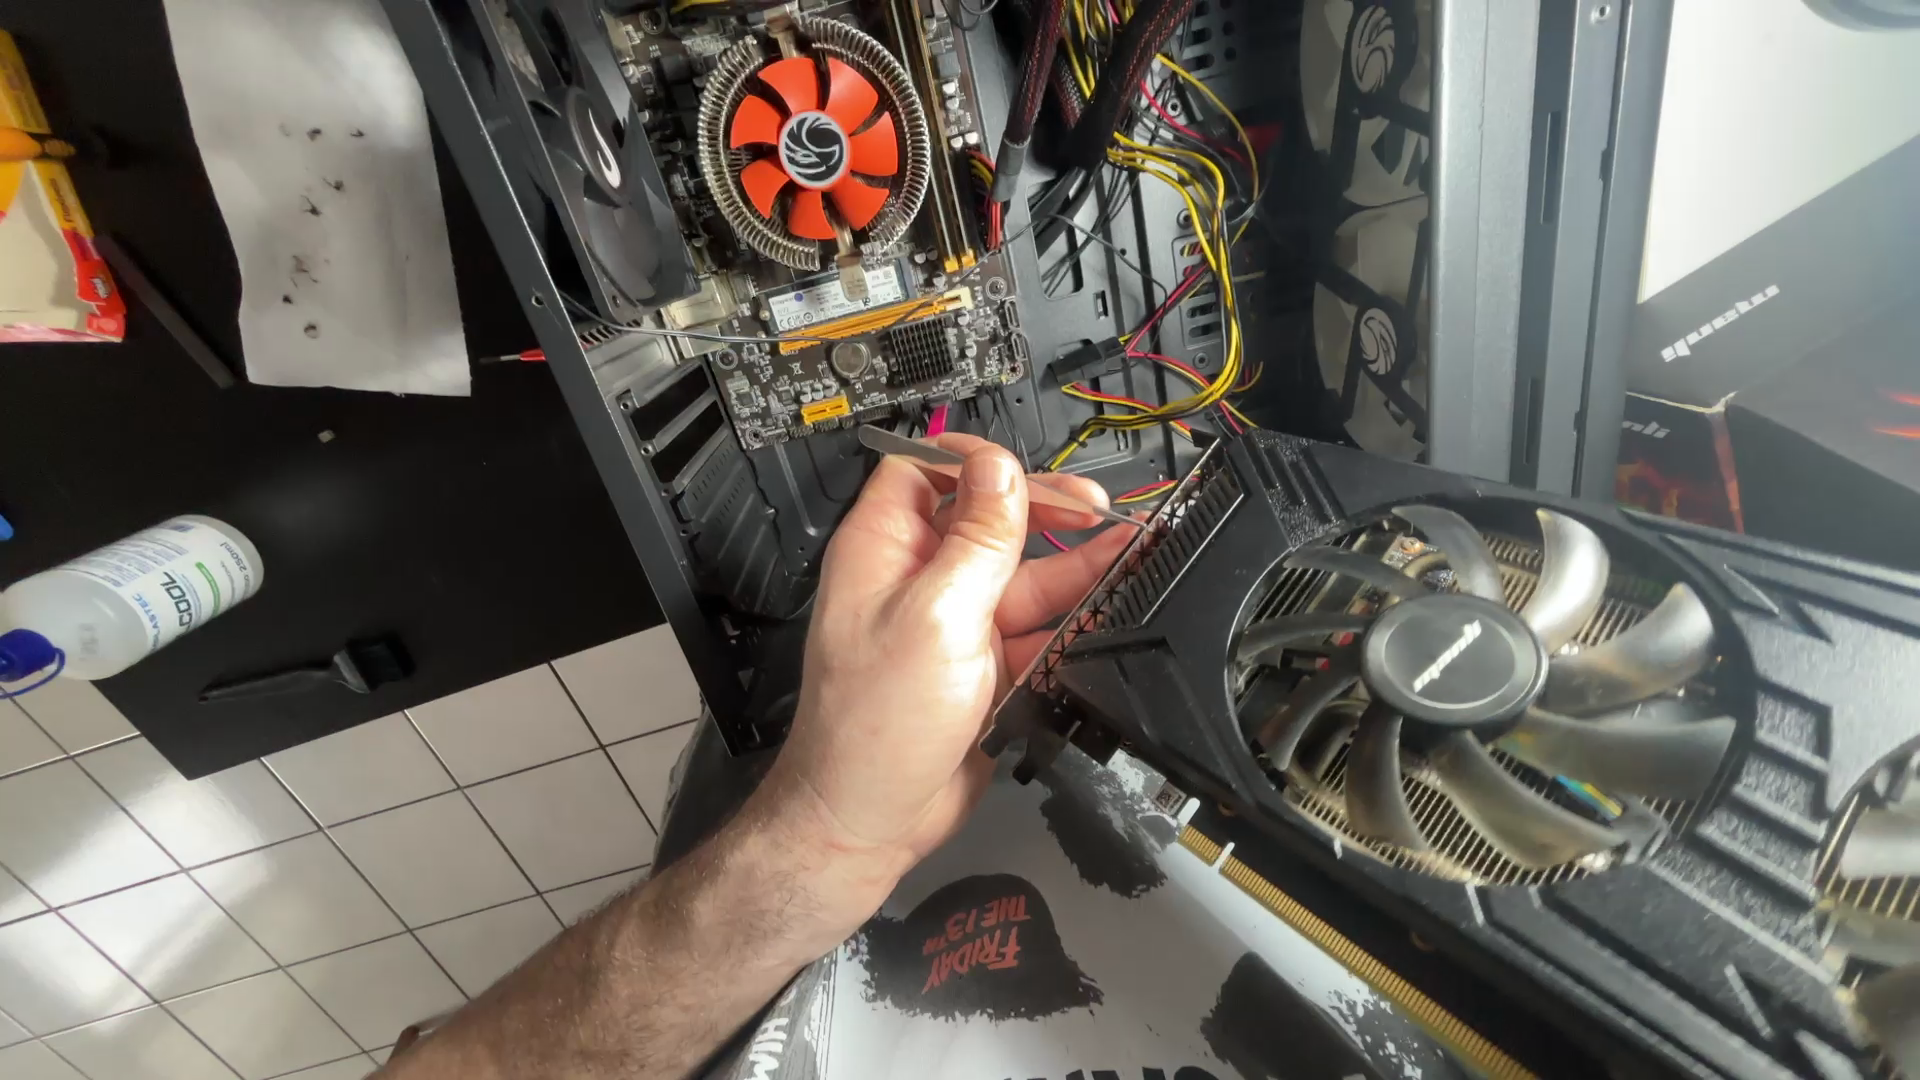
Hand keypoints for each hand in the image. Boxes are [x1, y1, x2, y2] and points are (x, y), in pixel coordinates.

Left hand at [755, 434, 1133, 891]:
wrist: (875, 819)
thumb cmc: (876, 723)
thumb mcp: (935, 616)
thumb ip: (975, 541)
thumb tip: (997, 470)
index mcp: (885, 550)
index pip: (922, 471)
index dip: (971, 460)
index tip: (1021, 468)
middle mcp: (919, 577)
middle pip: (985, 518)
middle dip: (1039, 509)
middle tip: (1092, 508)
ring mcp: (954, 618)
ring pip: (1020, 574)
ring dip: (1073, 562)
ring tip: (1128, 545)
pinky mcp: (983, 659)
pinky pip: (1034, 623)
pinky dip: (1071, 614)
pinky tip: (1109, 599)